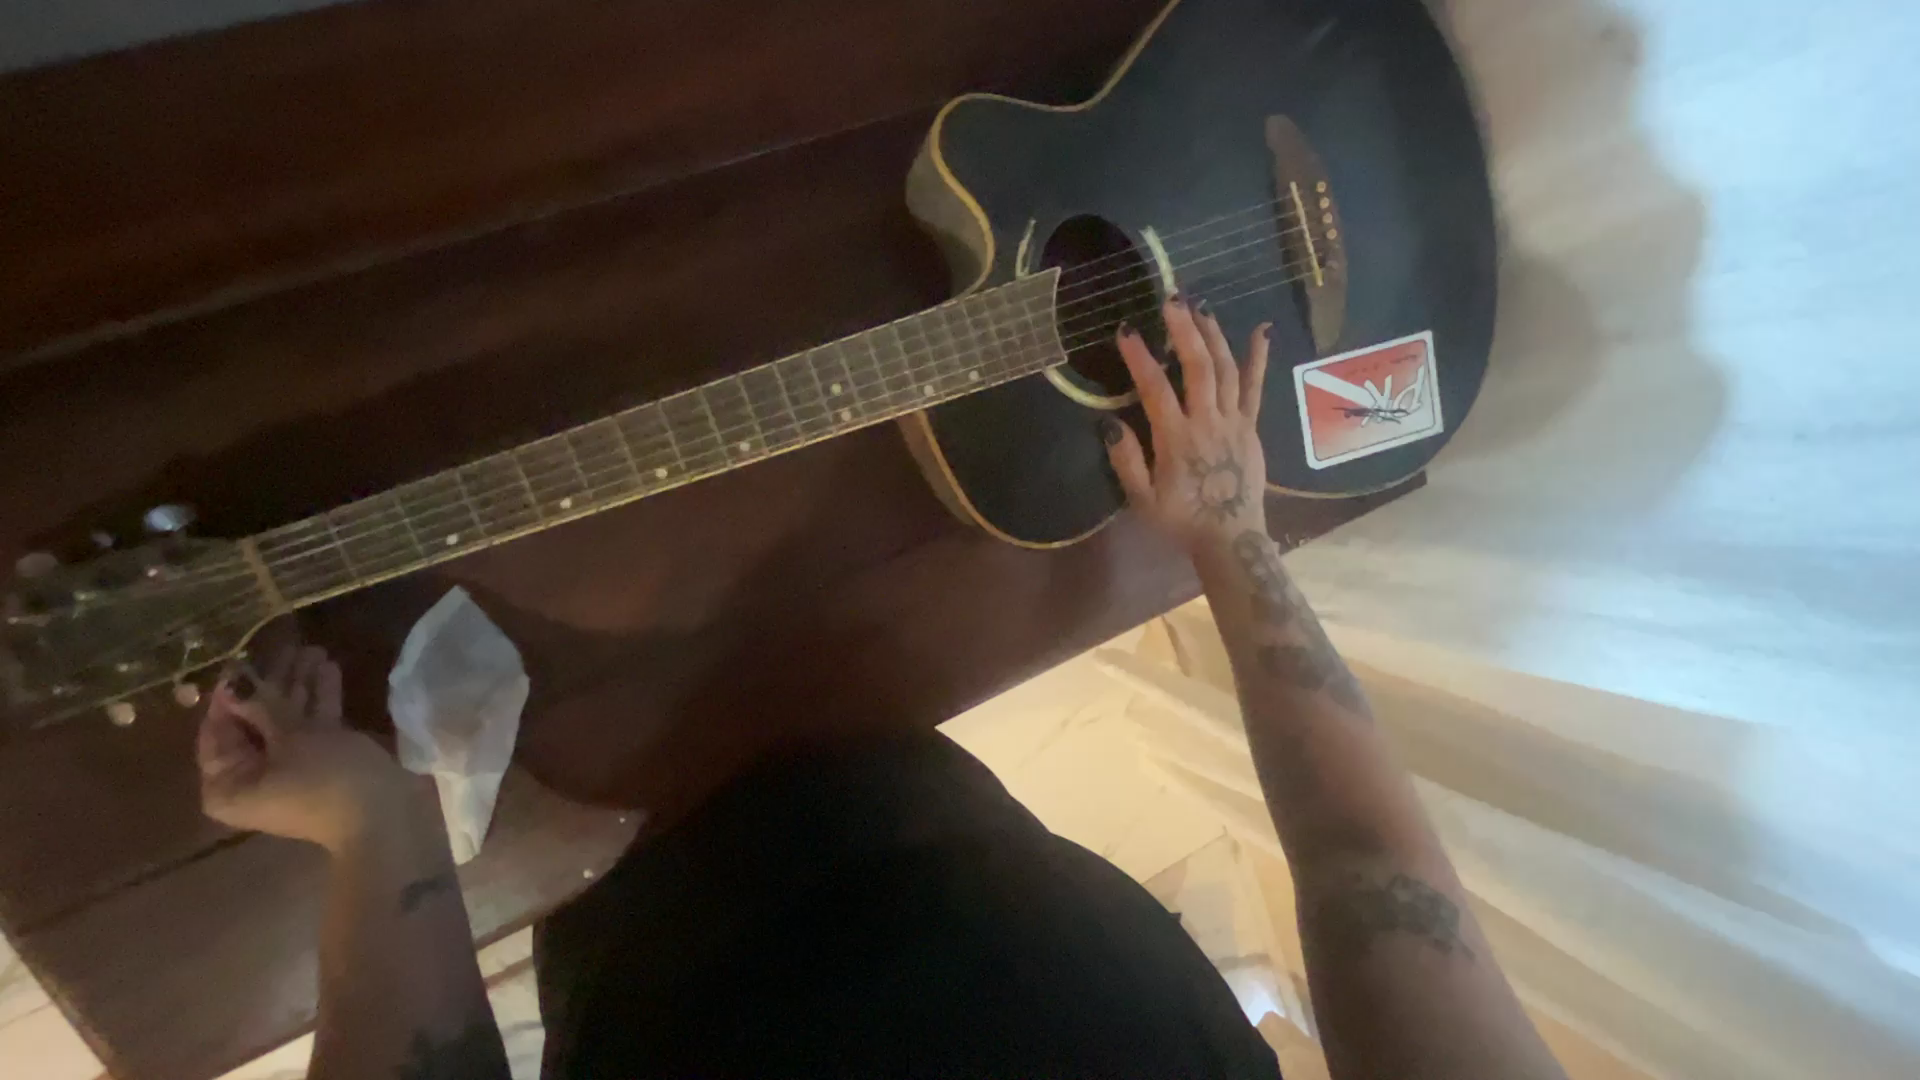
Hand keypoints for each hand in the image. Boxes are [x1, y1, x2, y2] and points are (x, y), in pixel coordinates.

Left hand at [196, 644, 407, 853]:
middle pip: (258, 722)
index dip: (232, 693)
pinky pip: (317, 727)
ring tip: (313, 650)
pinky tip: (329, 670)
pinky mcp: (327, 760)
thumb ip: (265, 709)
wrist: (383, 814)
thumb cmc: (326, 781)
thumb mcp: (294, 741)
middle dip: (275, 684)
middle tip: (287, 648)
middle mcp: (255, 773)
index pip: (219, 729)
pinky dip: (322, 701)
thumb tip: (236, 683)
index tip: (241, 660)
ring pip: (291, 720)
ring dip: (302, 686)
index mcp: (228, 781)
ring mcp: (293, 766)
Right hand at [1103, 294, 1272, 552]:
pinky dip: (1258, 358)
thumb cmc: (1180, 520)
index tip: (1125, 331)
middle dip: (1184, 330)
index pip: (1156, 389)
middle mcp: (1208, 423)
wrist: (1230, 538)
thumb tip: (1109, 424)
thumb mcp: (1142, 500)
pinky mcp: (1251, 427)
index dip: (1140, 358)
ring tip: (1199, 308)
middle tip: (1171, 299)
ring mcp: (1234, 422)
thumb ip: (1127, 461)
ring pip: (1227, 369)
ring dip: (1213, 335)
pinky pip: (1255, 388)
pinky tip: (1259, 331)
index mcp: (1177, 440)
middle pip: (1198, 367)